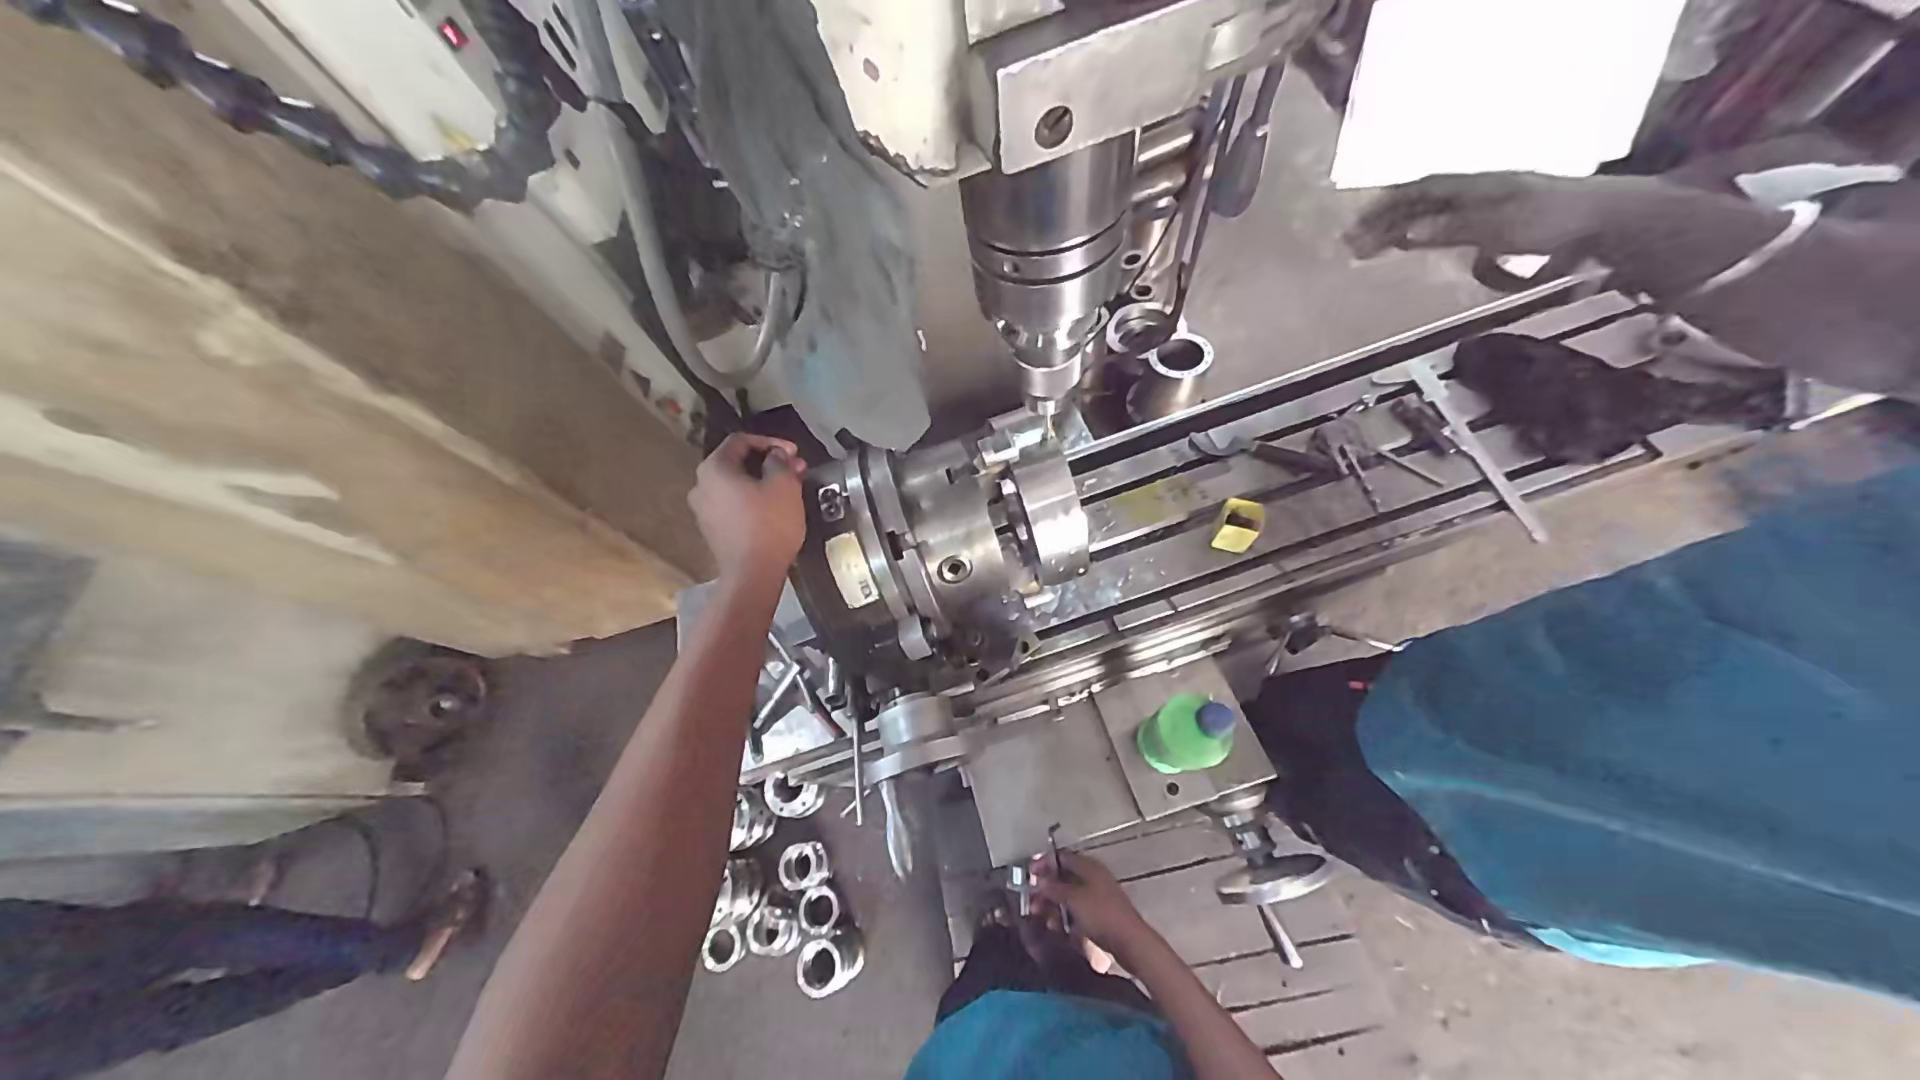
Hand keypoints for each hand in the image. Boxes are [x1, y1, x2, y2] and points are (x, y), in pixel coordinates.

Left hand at [688, 433, 806, 589]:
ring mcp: (704, 510)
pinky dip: (754, 500)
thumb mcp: (784, 485)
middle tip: (796, 468)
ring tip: (790, 487)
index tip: (793, 452)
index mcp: (714, 468)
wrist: (753, 574)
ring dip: (763, 481)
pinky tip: (775, 508)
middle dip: (769, 463)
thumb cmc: (769, 524)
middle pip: (738, 463)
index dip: (771, 441)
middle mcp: (701, 486)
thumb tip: (777, 455)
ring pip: (737, 485)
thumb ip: (780, 461)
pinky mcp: (713, 530)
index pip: (741, 441)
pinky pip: (734, 505)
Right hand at [1032, 850, 1151, 955]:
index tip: (1029, 874)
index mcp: (1088, 865)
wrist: (1130, 942)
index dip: (1043, 862)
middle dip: (1046, 887)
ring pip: (1070, 894)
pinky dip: (1066, 914)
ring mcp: (1099, 894)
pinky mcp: (1101, 912)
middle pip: (1064, 875)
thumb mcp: (1073, 899)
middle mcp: (1094, 875)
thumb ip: (1053, 887)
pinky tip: (1058, 926)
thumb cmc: (1100, 914)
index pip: (1061, 856)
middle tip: (1032, 900)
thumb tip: (1038, 880)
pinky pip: (1078, 908)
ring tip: (1042, 916)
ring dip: (1054, 903)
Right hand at [1345, 172, 1667, 260]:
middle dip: (1383, 223)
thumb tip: (1404, 234)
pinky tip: (1417, 248)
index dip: (1383, 208)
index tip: (1355, 228)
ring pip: (1432, 216)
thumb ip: (1450, 229)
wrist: (1609, 225)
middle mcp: (1477, 193)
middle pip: (1420, 204)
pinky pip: (1449, 229)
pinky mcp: (1499, 226)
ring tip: (1372, 248)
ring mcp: (1488, 208)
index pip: (1417, 192)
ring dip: (1399, 231)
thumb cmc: (1552, 221)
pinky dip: (1425, 237)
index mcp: (1474, 185)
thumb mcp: (1498, 225)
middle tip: (1352, 245)